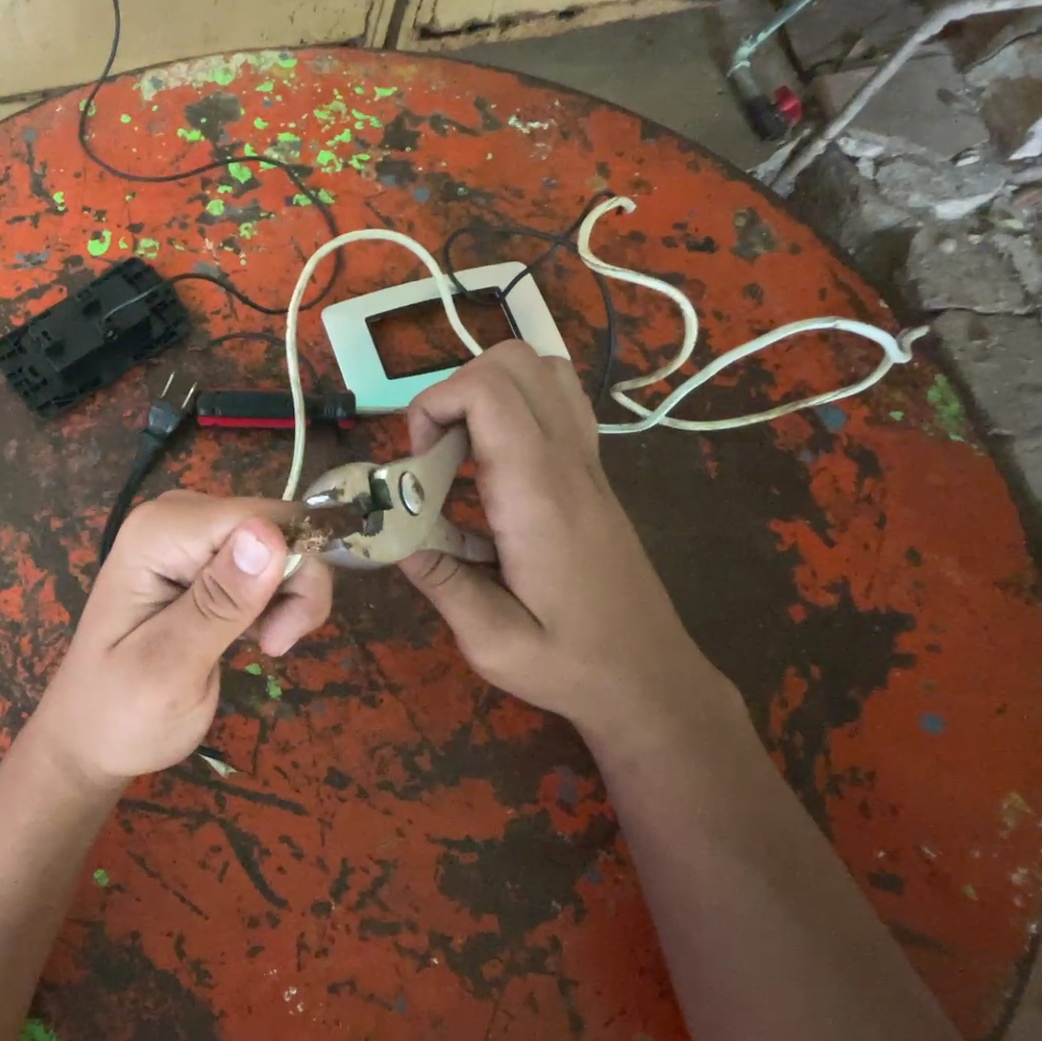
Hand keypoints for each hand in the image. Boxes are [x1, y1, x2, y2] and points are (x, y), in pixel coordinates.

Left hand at [28, 491, 333, 787]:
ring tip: (265, 645)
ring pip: (280, 543)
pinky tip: (256, 634)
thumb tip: (270, 533)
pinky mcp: (204, 561)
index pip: (260, 516)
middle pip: (275, 525)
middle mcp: (174, 520)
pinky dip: (276, 599)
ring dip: (289, 596)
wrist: (91, 738)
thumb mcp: (171, 667)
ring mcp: (189, 538)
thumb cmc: (121, 712)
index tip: (278, 636)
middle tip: (273, 646)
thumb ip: (219, 602)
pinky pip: (267, 561)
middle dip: (293, 584)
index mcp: (156, 534)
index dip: (289, 567)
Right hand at [399, 340, 723, 736]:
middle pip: (512, 362)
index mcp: (539, 497)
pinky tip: (489, 462)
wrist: (651, 678)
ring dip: (483, 394)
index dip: (432, 407)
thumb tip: (390, 531)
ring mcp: (587, 462)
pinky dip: (511, 407)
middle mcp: (568, 464)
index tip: (414, 466)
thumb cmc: (569, 664)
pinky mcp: (591, 472)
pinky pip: (555, 400)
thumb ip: (439, 580)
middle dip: (451, 393)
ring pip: (540, 369)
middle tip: (430, 456)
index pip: (487, 393)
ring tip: (457, 453)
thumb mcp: (490, 641)